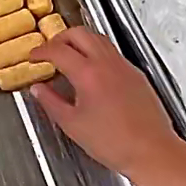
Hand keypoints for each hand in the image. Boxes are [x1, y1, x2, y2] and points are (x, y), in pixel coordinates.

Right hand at [29, 26, 185, 183]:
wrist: (151, 151)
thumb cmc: (114, 143)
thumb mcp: (72, 124)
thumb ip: (51, 102)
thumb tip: (39, 90)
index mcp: (88, 74)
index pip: (58, 50)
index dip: (41, 51)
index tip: (34, 56)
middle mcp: (107, 64)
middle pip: (79, 34)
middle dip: (60, 38)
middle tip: (49, 50)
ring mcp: (124, 66)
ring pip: (98, 39)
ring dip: (79, 41)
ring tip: (69, 57)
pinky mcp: (136, 74)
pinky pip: (112, 52)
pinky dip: (96, 52)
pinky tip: (92, 71)